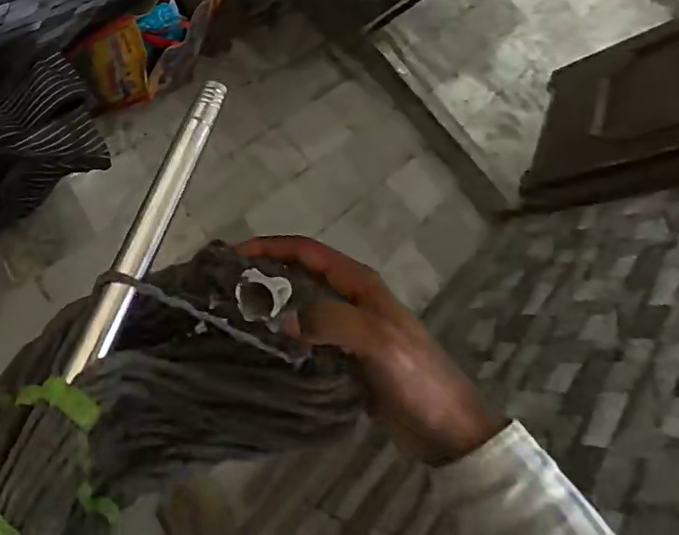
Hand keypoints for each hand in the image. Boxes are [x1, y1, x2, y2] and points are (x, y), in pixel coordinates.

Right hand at [237, 235, 502, 464]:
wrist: (450, 432)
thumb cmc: (417, 377)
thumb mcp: (377, 339)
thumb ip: (331, 321)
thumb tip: (282, 321)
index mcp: (358, 282)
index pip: (306, 250)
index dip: (270, 246)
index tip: (236, 253)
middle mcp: (350, 297)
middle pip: (299, 272)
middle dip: (265, 271)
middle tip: (229, 282)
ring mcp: (347, 327)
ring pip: (300, 303)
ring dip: (272, 302)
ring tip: (238, 311)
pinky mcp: (344, 356)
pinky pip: (306, 335)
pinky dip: (283, 333)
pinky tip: (264, 344)